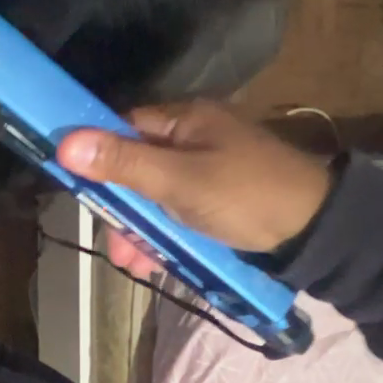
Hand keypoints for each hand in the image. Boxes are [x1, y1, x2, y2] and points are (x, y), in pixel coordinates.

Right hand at [54, 100, 332, 274]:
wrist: (318, 231)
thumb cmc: (246, 196)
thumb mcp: (179, 181)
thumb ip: (123, 163)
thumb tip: (64, 142)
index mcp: (183, 119)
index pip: (120, 128)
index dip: (95, 157)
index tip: (79, 192)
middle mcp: (190, 136)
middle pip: (132, 165)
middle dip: (119, 208)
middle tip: (116, 245)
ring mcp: (203, 166)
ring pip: (151, 193)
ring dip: (137, 228)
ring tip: (134, 263)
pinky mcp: (213, 195)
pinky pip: (173, 209)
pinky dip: (161, 232)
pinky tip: (153, 261)